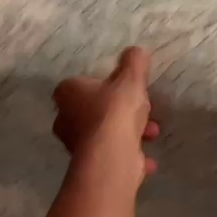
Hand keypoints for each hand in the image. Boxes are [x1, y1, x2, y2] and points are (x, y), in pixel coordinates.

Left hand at [52, 47, 159, 182]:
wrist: (111, 155)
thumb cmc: (115, 110)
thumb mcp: (131, 78)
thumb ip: (134, 62)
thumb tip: (136, 51)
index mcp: (67, 93)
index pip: (80, 84)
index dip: (104, 87)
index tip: (125, 92)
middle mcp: (65, 119)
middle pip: (95, 111)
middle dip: (122, 113)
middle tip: (143, 114)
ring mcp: (74, 145)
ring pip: (104, 134)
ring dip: (129, 133)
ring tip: (152, 135)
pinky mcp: (87, 164)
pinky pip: (110, 155)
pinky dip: (128, 156)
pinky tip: (147, 160)